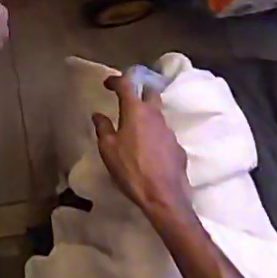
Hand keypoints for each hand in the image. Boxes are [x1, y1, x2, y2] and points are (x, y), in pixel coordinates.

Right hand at [92, 74, 193, 221]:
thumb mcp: (108, 150)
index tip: (108, 84)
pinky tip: (150, 151)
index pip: (126, 84)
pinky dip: (156, 137)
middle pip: (150, 92)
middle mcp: (155, 115)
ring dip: (147, 117)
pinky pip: (165, 135)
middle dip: (139, 91)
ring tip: (137, 130)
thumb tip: (98, 114)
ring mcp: (169, 131)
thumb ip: (103, 128)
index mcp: (136, 111)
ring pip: (158, 115)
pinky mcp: (178, 148)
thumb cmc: (131, 169)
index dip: (116, 80)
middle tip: (128, 100)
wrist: (164, 198)